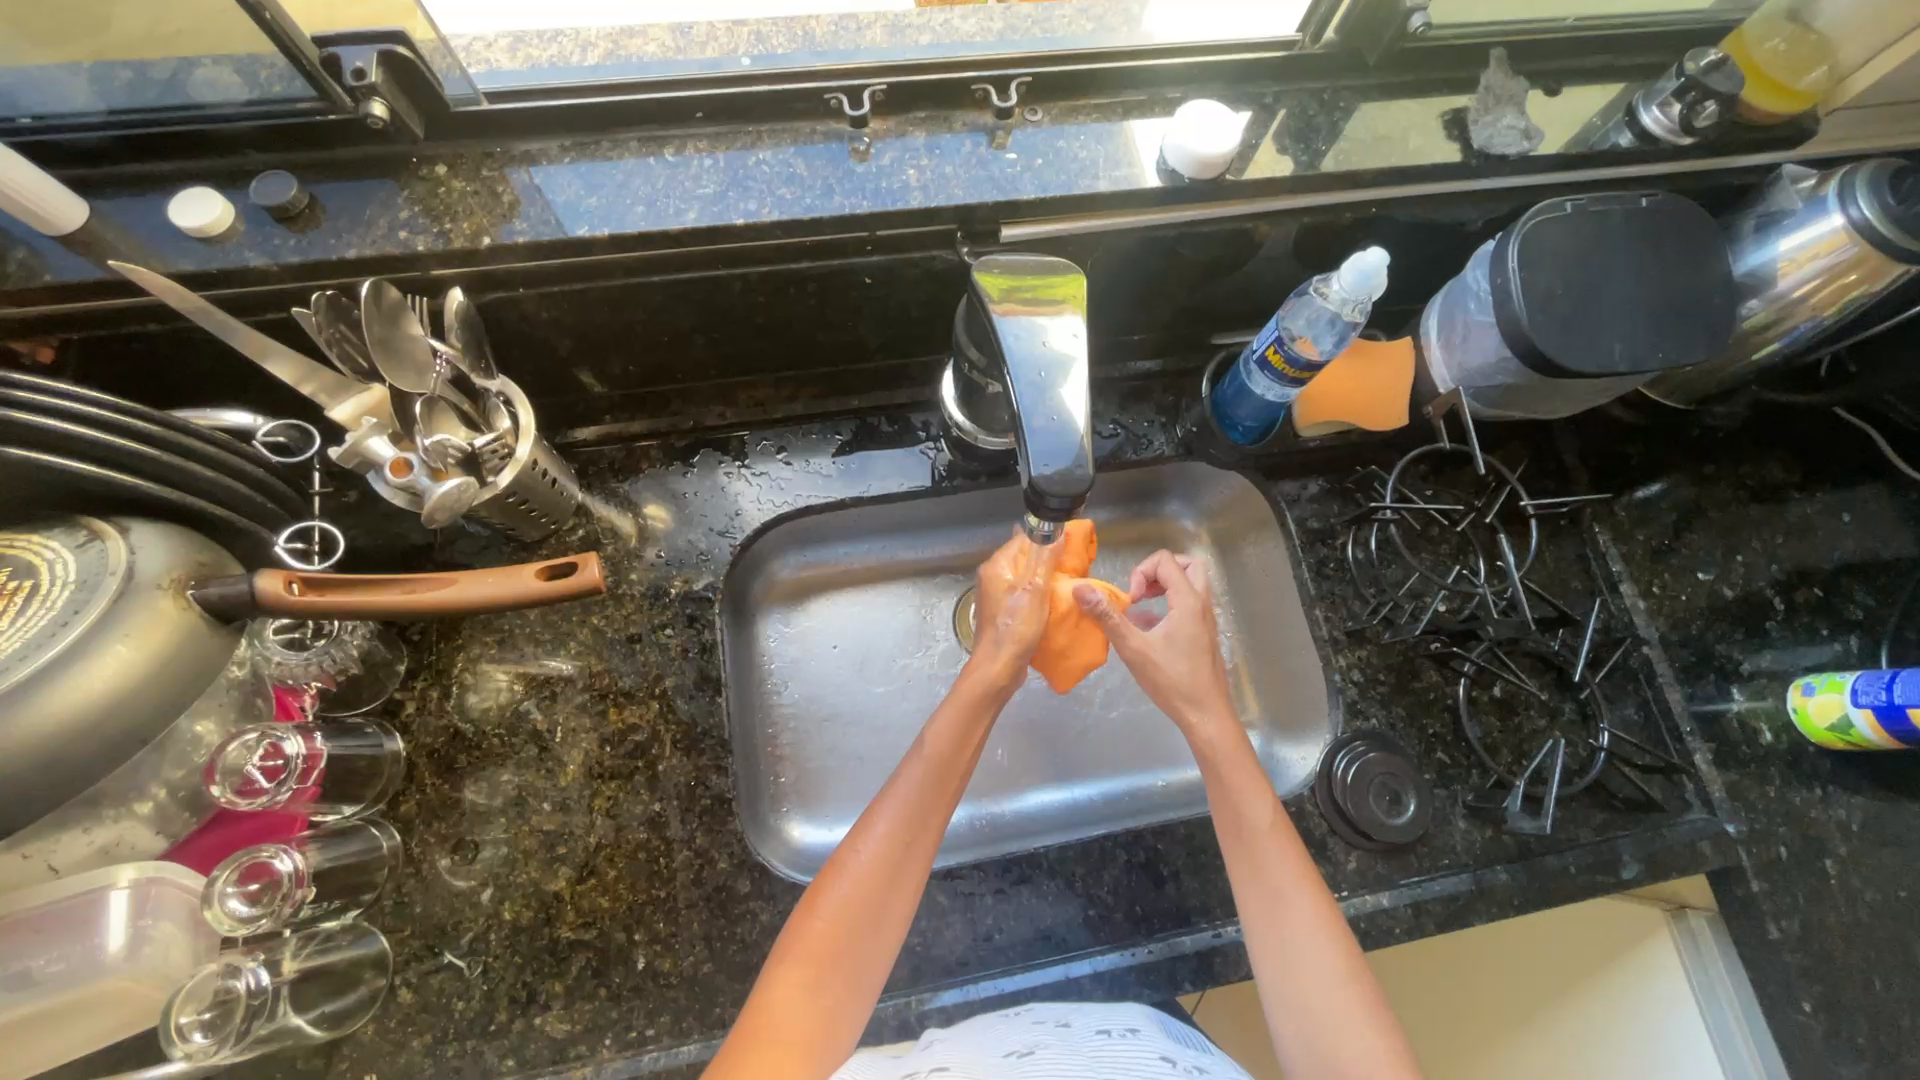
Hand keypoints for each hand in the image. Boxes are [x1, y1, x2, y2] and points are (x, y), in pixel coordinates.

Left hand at [968, 528, 1061, 686]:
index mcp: (996, 566)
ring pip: (1024, 576)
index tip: (1069, 543)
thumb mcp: (1035, 590)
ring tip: (1068, 579)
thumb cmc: (1016, 628)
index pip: (1023, 539)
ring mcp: (996, 594)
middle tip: (1073, 562)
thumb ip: (1045, 559)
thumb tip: (1056, 531)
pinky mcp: (1002, 611)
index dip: (1046, 538)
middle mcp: (992, 576)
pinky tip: (1054, 599)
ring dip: (1044, 577)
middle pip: (1023, 557)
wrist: (999, 668)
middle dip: (1047, 557)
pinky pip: (1023, 593)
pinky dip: (1037, 593)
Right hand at [1074, 550, 1234, 731]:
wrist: (1206, 714)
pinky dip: (1170, 604)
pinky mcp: (1204, 634)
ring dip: (1165, 586)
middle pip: (1187, 564)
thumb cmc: (1172, 681)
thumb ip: (1107, 616)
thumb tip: (1081, 588)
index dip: (1141, 573)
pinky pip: (1190, 604)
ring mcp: (1206, 619)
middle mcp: (1202, 604)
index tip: (1131, 600)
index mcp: (1188, 601)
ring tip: (1142, 606)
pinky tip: (1149, 628)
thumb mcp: (1133, 648)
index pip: (1166, 561)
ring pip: (1192, 584)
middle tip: (1141, 592)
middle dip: (1158, 571)